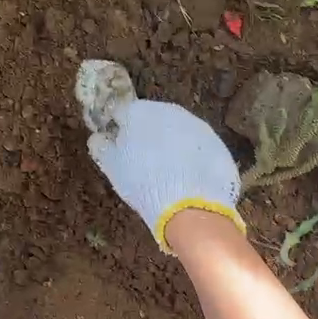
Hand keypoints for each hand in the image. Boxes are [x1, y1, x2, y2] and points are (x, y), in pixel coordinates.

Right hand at [87, 99, 242, 251]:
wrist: (191, 207)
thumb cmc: (143, 183)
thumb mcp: (112, 167)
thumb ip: (102, 147)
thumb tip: (99, 137)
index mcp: (141, 112)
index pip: (123, 114)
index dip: (119, 131)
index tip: (119, 148)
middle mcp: (171, 111)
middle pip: (153, 120)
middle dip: (148, 136)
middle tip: (144, 163)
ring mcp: (199, 127)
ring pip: (179, 133)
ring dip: (172, 146)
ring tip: (169, 174)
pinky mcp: (219, 145)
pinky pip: (199, 149)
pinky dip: (193, 160)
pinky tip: (189, 181)